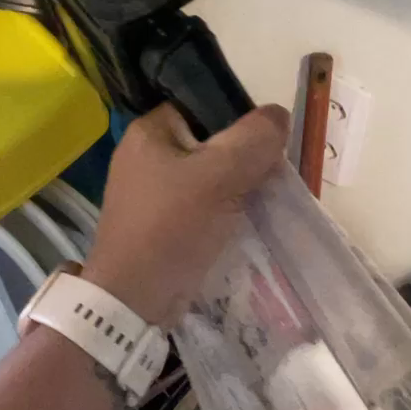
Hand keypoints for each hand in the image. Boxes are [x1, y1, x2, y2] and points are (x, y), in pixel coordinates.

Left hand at [82, 103, 289, 326]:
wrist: (131, 304)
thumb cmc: (171, 227)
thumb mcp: (220, 174)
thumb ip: (254, 139)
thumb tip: (278, 116)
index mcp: (151, 130)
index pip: (206, 105)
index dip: (241, 120)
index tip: (269, 145)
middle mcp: (146, 154)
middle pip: (211, 141)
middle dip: (244, 158)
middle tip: (271, 176)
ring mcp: (150, 191)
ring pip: (209, 175)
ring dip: (237, 186)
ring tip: (264, 200)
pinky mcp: (158, 223)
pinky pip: (201, 203)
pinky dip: (224, 210)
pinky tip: (245, 221)